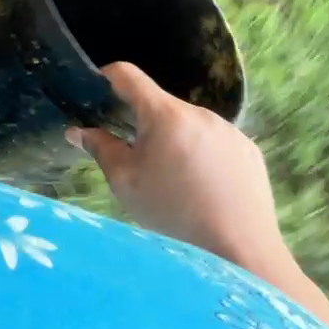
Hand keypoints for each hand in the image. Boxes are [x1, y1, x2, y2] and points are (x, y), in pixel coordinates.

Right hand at [69, 62, 286, 270]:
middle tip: (135, 152)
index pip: (127, 74)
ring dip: (173, 135)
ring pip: (187, 121)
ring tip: (173, 173)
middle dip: (141, 119)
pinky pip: (214, 139)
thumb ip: (99, 147)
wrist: (243, 254)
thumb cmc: (174, 214)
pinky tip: (203, 183)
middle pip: (158, 102)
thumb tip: (77, 131)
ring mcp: (230, 132)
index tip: (96, 96)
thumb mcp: (124, 181)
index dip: (106, 78)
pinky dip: (201, 150)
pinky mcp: (251, 152)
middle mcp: (200, 114)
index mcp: (165, 114)